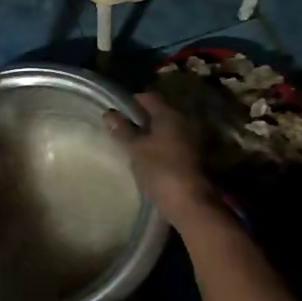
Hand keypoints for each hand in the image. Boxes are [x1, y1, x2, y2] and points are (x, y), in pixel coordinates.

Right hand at [105, 92, 217, 222]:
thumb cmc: (160, 170)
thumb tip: (109, 113)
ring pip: (165, 130)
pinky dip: (159, 147)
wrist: (190, 203)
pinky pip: (171, 144)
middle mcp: (184, 122)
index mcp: (170, 115)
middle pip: (159, 113)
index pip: (149, 97)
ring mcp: (190, 140)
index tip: (116, 111)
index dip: (131, 102)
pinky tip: (146, 158)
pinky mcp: (192, 157)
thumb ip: (123, 130)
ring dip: (150, 134)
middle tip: (121, 129)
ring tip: (131, 145)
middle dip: (141, 119)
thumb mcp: (136, 149)